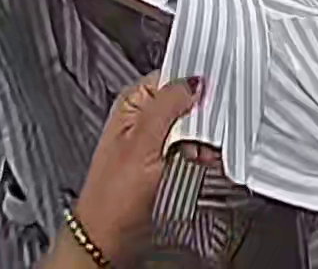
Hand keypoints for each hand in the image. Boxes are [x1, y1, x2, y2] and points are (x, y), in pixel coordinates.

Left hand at [70, 72, 203, 263]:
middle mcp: (144, 114)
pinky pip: (192, 142)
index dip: (194, 83)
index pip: (174, 74)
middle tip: (205, 129)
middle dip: (200, 114)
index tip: (211, 94)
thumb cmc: (112, 198)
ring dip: (204, 134)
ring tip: (203, 150)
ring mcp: (155, 135)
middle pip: (185, 98)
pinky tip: (204, 157)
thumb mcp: (142, 143)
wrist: (106, 243)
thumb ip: (168, 106)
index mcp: (134, 100)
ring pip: (192, 121)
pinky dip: (202, 149)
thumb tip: (194, 81)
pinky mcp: (165, 156)